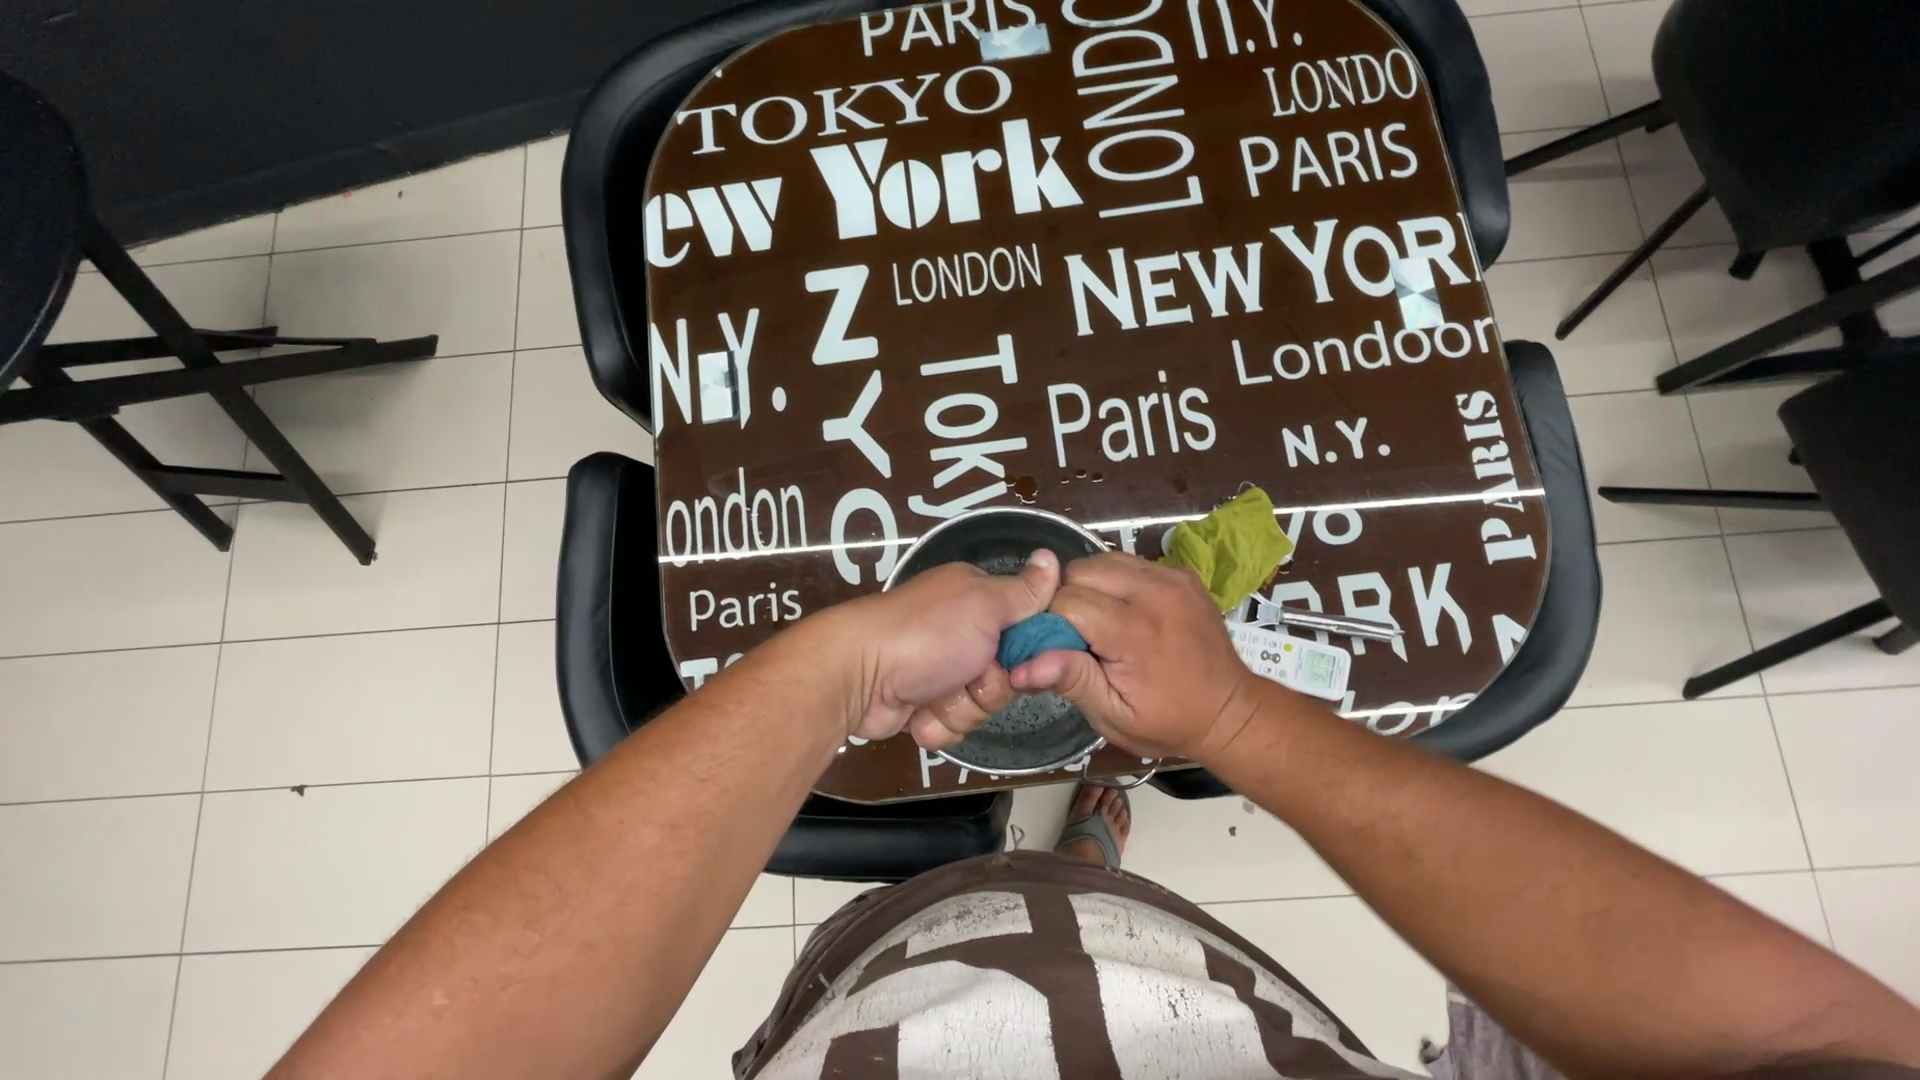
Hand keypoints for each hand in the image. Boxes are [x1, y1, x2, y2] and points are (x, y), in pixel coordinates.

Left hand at [820, 550, 1059, 748]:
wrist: (859, 674)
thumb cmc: (927, 633)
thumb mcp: (984, 603)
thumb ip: (1025, 591)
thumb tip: (1052, 557)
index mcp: (977, 601)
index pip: (1028, 631)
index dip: (1029, 652)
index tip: (1019, 660)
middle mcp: (961, 633)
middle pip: (1008, 677)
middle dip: (990, 686)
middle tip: (969, 674)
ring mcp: (940, 672)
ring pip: (981, 707)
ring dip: (960, 706)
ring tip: (934, 692)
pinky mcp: (922, 706)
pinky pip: (953, 727)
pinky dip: (937, 723)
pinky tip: (917, 710)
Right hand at [1009, 553, 1270, 761]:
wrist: (1230, 712)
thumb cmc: (1168, 722)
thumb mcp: (1114, 717)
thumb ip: (1071, 681)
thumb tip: (1020, 668)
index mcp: (1134, 631)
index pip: (1066, 600)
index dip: (1054, 624)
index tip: (1064, 650)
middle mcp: (1154, 593)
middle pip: (1080, 571)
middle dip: (1069, 600)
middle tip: (1082, 637)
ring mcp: (1171, 578)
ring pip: (1102, 560)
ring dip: (1092, 587)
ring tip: (1102, 624)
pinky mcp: (1181, 573)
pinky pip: (1130, 562)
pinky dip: (1117, 582)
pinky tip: (1126, 612)